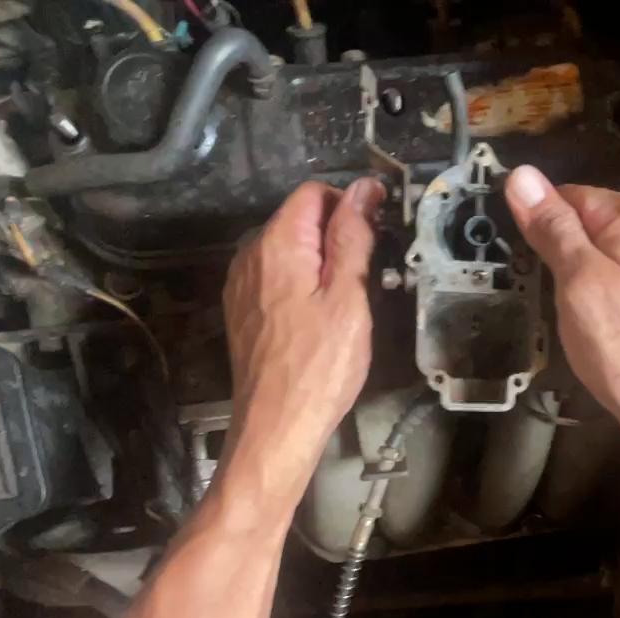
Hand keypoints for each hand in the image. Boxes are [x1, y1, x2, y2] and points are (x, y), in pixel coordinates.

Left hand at [224, 178, 382, 451]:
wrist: (277, 424)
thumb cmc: (320, 367)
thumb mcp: (348, 299)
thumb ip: (352, 239)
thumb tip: (362, 190)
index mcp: (278, 243)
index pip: (314, 194)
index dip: (349, 205)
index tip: (377, 235)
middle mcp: (251, 255)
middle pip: (299, 222)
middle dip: (335, 238)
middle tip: (366, 282)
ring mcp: (242, 285)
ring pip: (289, 254)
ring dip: (320, 266)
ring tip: (345, 307)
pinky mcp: (243, 312)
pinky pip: (276, 282)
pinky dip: (301, 288)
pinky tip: (319, 322)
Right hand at [502, 166, 619, 433]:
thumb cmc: (619, 340)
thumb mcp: (575, 278)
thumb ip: (551, 227)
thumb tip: (520, 174)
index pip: (571, 195)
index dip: (541, 223)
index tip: (524, 258)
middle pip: (590, 225)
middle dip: (561, 253)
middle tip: (547, 293)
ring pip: (604, 256)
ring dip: (578, 278)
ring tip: (570, 314)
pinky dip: (600, 297)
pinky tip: (596, 326)